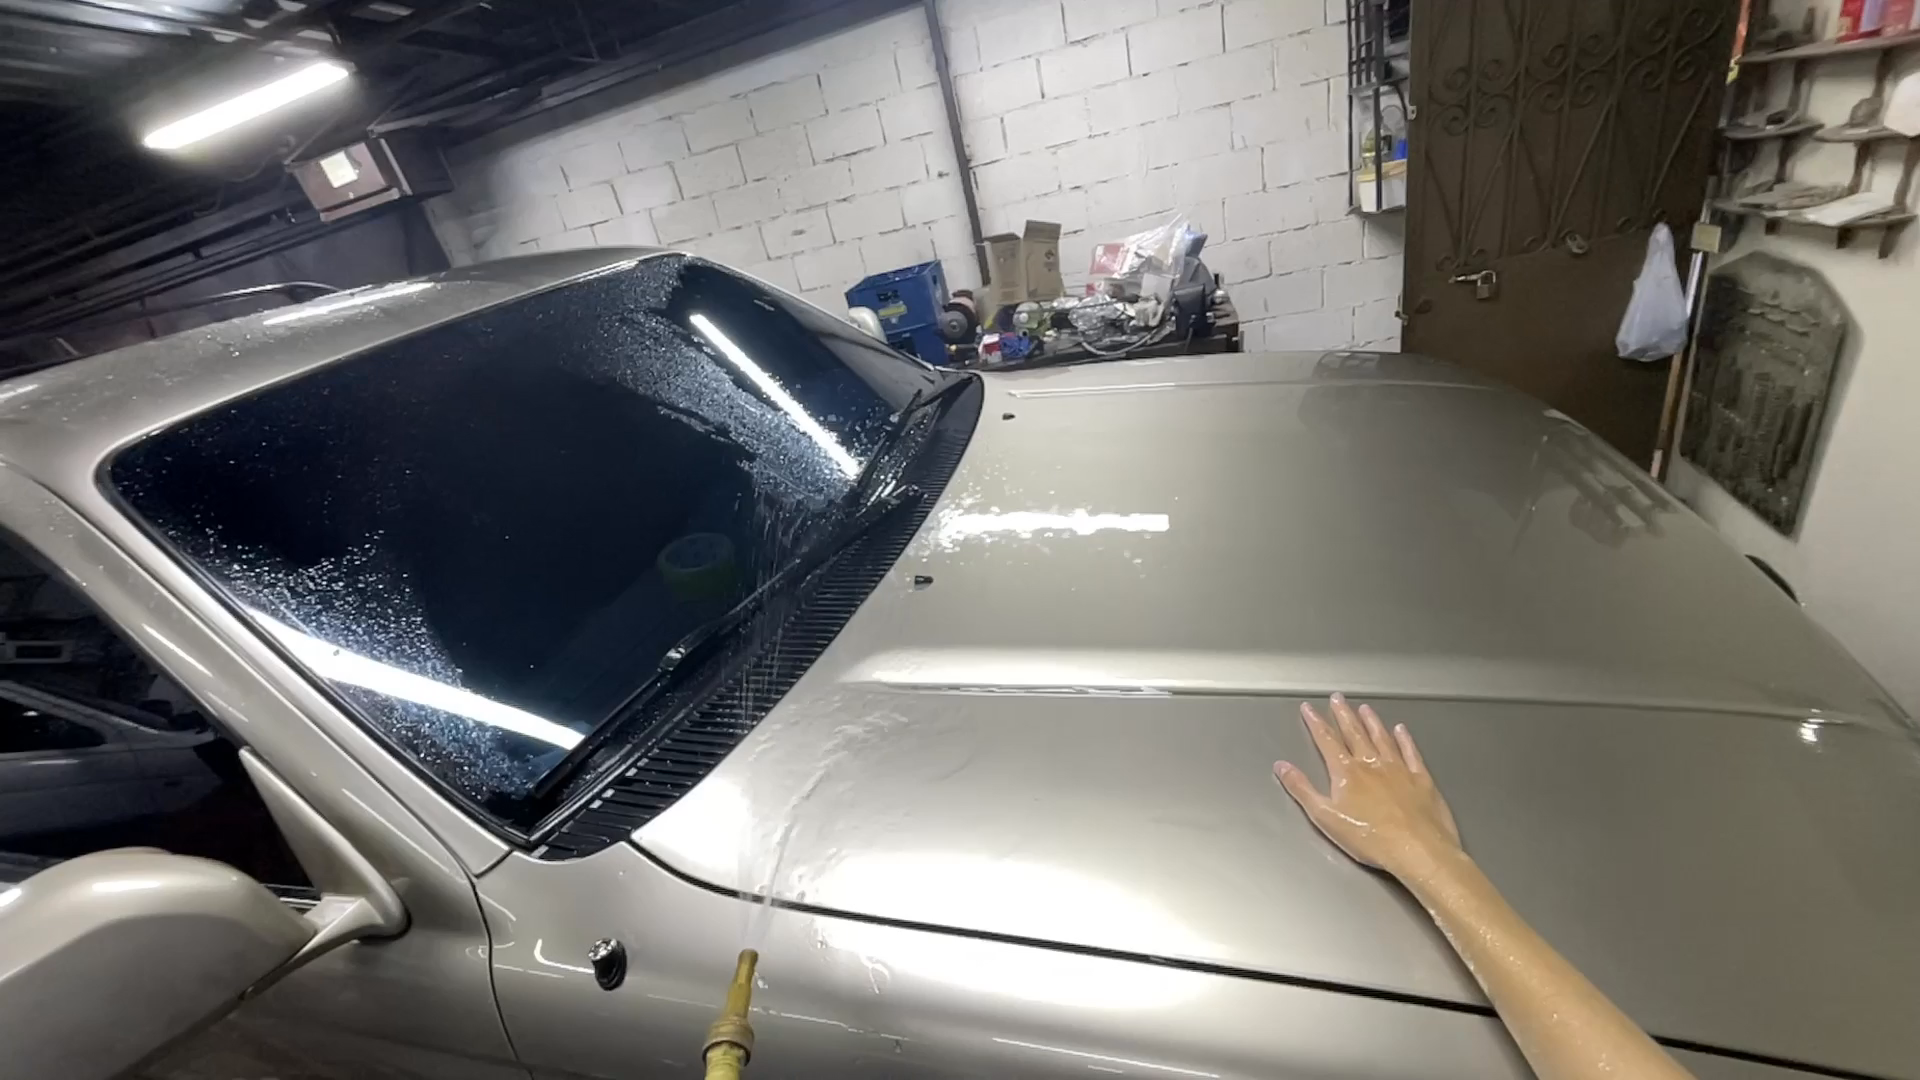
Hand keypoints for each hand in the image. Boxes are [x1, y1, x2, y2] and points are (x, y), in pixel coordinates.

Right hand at [1274, 694, 1463, 883]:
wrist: (1419, 852)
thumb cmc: (1369, 838)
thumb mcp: (1325, 817)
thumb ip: (1301, 789)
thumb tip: (1281, 765)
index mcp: (1346, 772)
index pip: (1327, 741)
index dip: (1316, 723)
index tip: (1309, 708)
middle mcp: (1371, 764)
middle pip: (1354, 733)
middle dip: (1343, 714)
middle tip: (1337, 698)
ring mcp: (1399, 770)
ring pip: (1382, 738)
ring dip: (1371, 721)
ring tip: (1364, 708)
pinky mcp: (1422, 781)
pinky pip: (1412, 753)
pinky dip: (1405, 740)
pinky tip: (1401, 730)